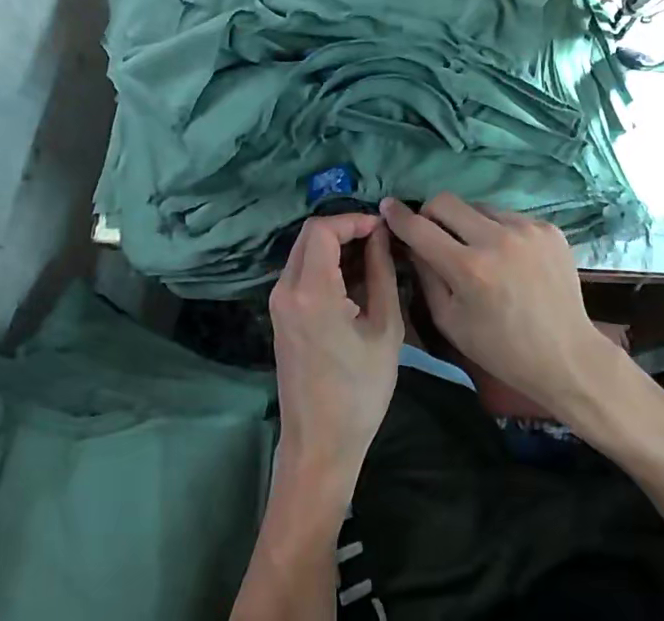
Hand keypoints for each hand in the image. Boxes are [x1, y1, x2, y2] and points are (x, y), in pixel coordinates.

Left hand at [269, 215, 403, 475]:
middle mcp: (285, 291)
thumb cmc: (360, 389)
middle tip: (381, 239)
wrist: (321, 444)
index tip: (383, 229)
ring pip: (304, 252)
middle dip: (345, 228)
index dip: (353, 220)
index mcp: (311, 292)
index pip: (322, 230)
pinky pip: (301, 273)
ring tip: (375, 256)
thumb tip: (382, 235)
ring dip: (336, 246)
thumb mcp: (385, 327)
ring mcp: (278, 304)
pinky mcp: (281, 316)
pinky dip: (326, 264)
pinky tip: (356, 278)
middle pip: (309, 236)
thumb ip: (382, 273)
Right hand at [380, 195, 625, 424]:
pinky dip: (499, 231)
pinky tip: (508, 258)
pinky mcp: (548, 228)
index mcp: (469, 268)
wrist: (566, 354)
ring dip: (468, 223)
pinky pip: (509, 217)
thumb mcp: (450, 321)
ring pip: (479, 207)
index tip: (388, 207)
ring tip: (477, 250)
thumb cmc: (501, 348)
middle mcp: (497, 239)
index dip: (399, 215)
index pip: (420, 227)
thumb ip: (426, 276)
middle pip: (447, 201)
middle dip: (431, 214)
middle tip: (432, 231)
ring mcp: (527, 229)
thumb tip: (410, 243)